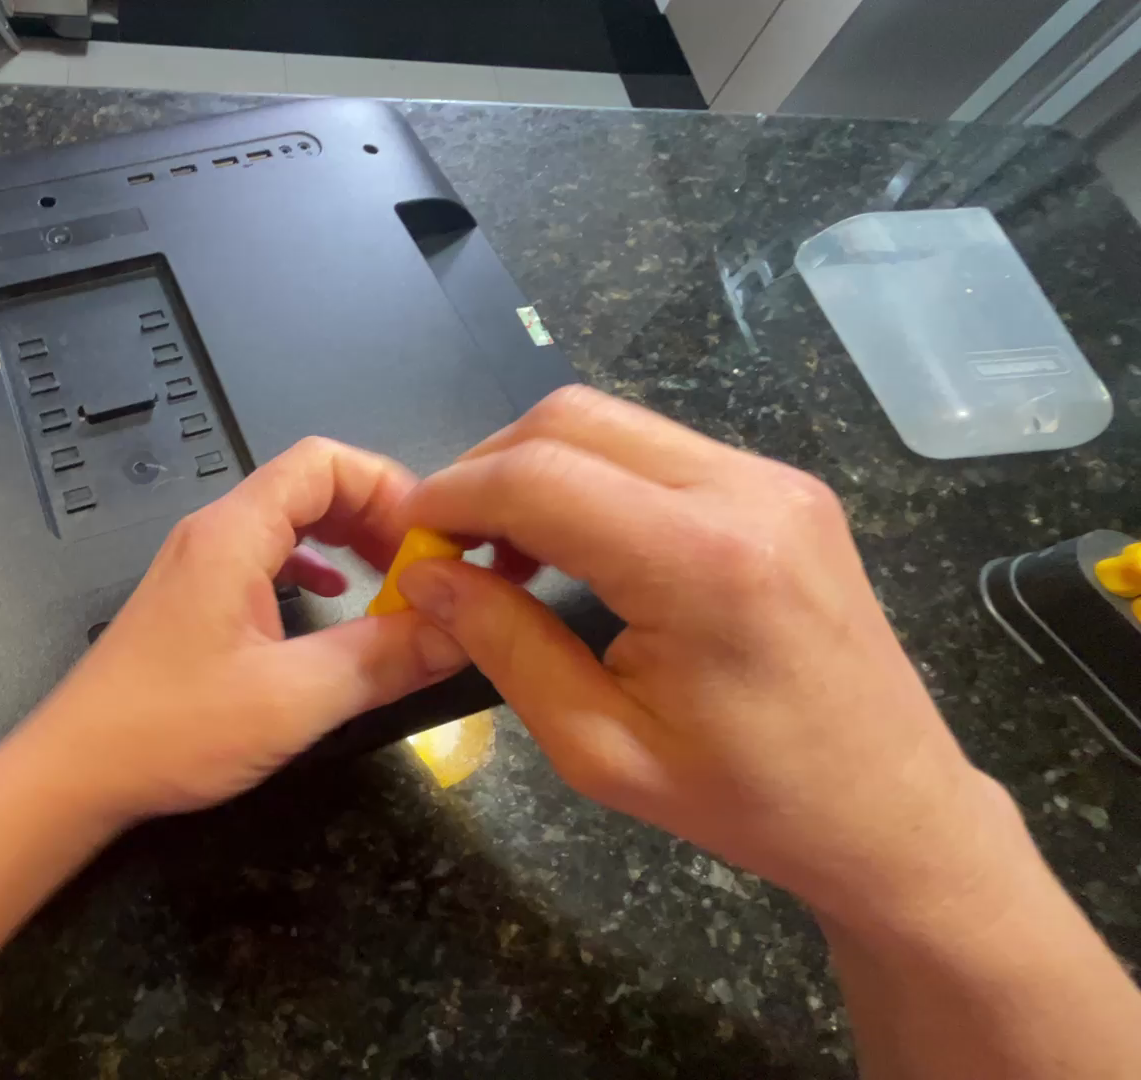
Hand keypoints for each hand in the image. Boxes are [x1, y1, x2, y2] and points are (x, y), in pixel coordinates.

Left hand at [20, 437, 470, 824]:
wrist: (76, 767)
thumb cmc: (173, 728)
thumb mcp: (291, 699)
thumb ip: (382, 659)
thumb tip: (460, 633)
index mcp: (233, 533)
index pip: (323, 462)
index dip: (387, 487)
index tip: (431, 541)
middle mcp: (214, 532)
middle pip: (308, 485)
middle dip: (375, 515)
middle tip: (423, 566)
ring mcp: (200, 564)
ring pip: (288, 522)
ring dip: (346, 541)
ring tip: (394, 580)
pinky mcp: (195, 598)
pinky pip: (266, 558)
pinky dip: (311, 567)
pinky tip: (335, 598)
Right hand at [392, 386, 1020, 928]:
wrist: (893, 814)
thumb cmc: (741, 798)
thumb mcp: (592, 744)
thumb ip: (500, 643)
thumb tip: (424, 574)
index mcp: (699, 564)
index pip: (535, 478)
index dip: (450, 495)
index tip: (407, 535)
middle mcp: (742, 491)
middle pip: (565, 420)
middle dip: (480, 468)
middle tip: (447, 539)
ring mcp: (768, 477)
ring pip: (601, 420)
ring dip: (525, 467)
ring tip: (497, 543)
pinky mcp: (773, 485)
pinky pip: (642, 446)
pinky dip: (575, 474)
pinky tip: (560, 537)